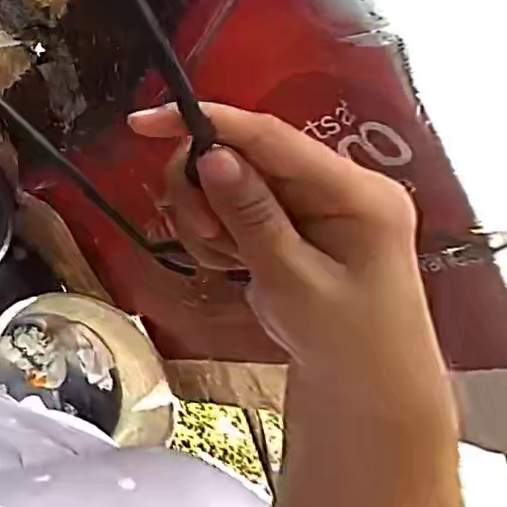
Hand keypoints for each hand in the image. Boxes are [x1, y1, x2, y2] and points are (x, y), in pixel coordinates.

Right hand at [128, 103, 446, 394]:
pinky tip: (233, 262)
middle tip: (203, 233)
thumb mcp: (293, 279)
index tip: (143, 123)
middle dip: (203, 191)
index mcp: (353, 191)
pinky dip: (214, 231)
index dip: (205, 122)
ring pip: (222, 179)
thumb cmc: (345, 339)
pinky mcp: (286, 214)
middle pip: (236, 154)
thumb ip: (251, 215)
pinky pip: (226, 202)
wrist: (364, 383)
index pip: (269, 136)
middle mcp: (332, 182)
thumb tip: (212, 156)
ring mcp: (309, 198)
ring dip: (206, 218)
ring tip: (228, 259)